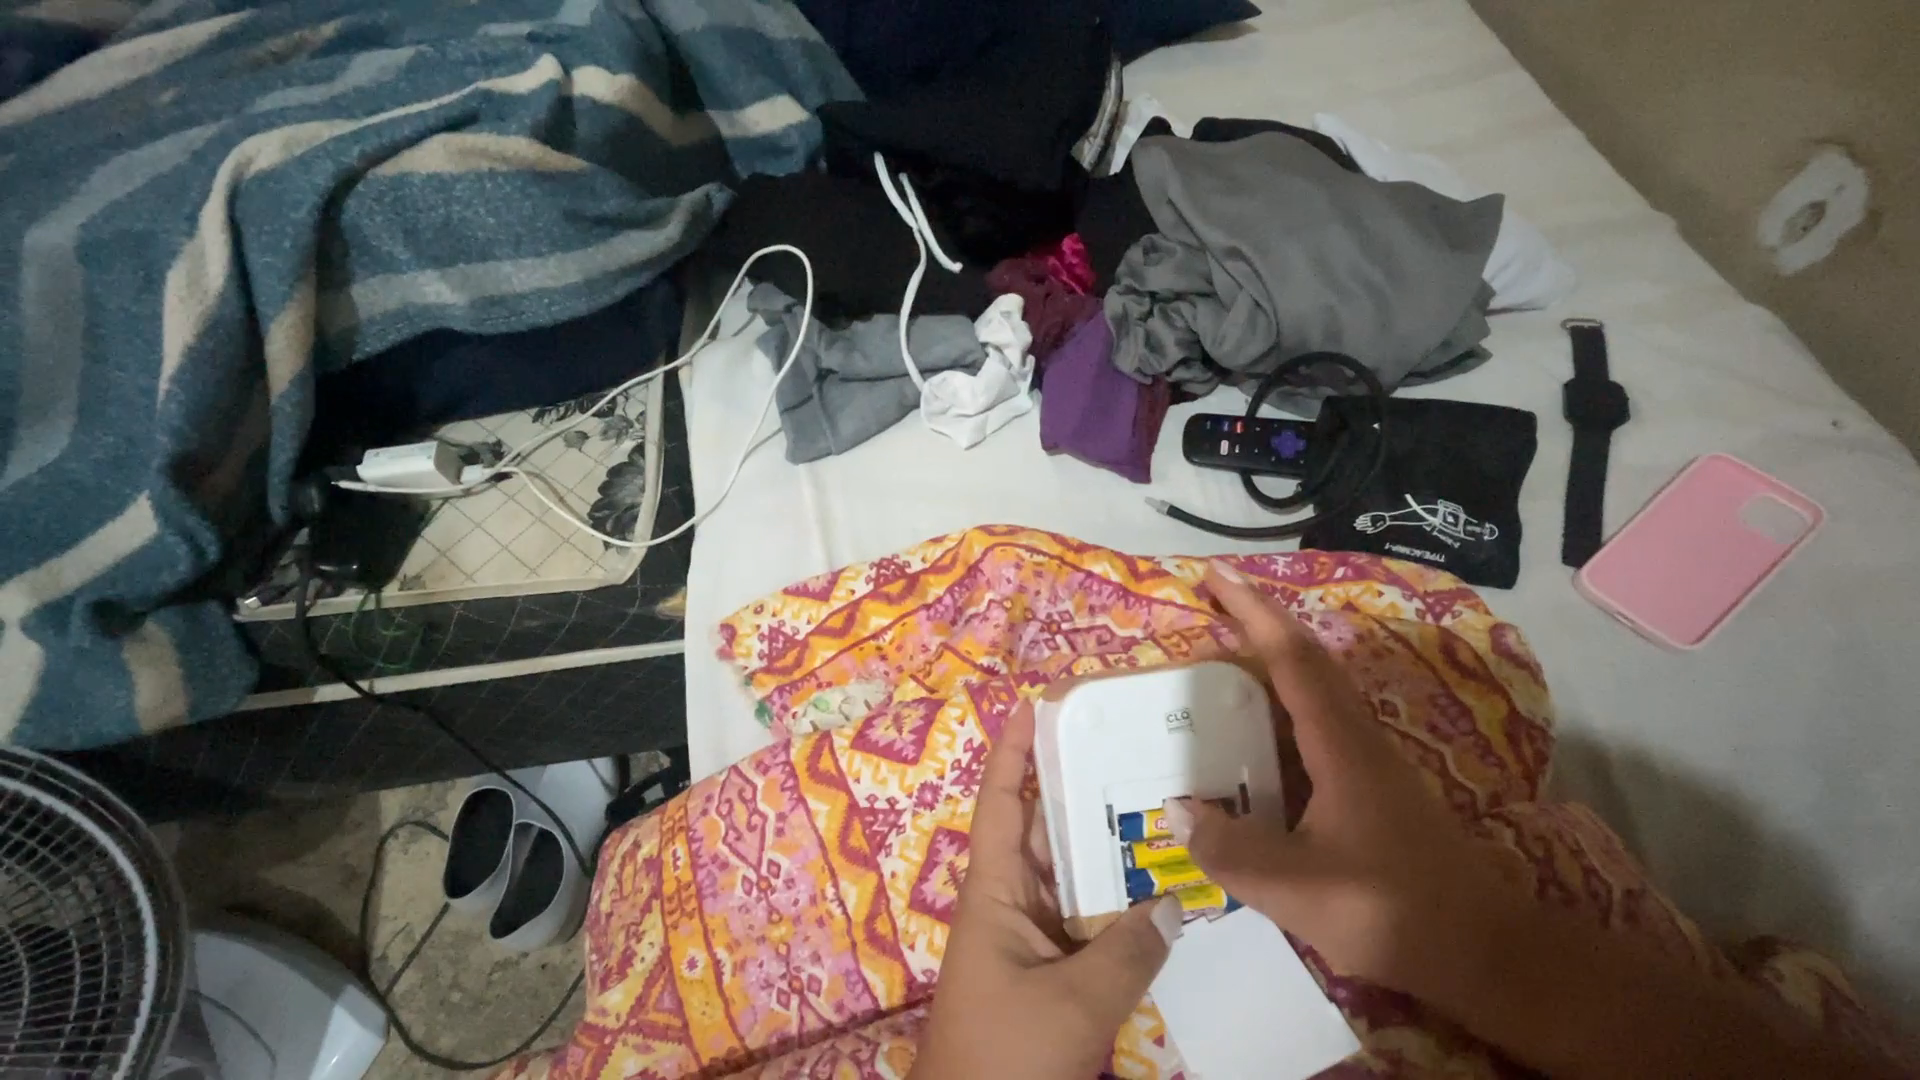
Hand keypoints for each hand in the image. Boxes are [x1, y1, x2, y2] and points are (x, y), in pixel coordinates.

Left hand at [913, 702, 1181, 1079]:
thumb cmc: (1005, 1053)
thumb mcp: (1072, 1003)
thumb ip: (1127, 952)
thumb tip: (1173, 903)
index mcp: (995, 888)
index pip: (1001, 801)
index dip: (1013, 750)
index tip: (1035, 703)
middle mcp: (1011, 898)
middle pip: (1042, 827)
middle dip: (1076, 786)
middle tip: (1126, 747)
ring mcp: (1031, 933)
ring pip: (1069, 871)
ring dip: (1103, 842)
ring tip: (1155, 801)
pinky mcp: (1051, 966)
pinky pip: (1085, 915)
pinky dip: (1116, 898)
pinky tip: (1158, 885)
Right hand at [1166, 561, 1522, 998]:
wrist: (1484, 952)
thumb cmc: (1388, 910)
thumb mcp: (1293, 888)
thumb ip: (1229, 848)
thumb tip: (1178, 809)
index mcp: (1340, 746)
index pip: (1293, 660)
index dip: (1253, 612)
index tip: (1217, 573)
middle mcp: (1358, 739)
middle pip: (1307, 660)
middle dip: (1260, 621)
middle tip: (1212, 602)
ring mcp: (1370, 761)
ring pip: (1317, 689)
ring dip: (1273, 658)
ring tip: (1223, 654)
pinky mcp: (1373, 786)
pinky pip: (1318, 723)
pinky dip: (1283, 704)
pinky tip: (1259, 731)